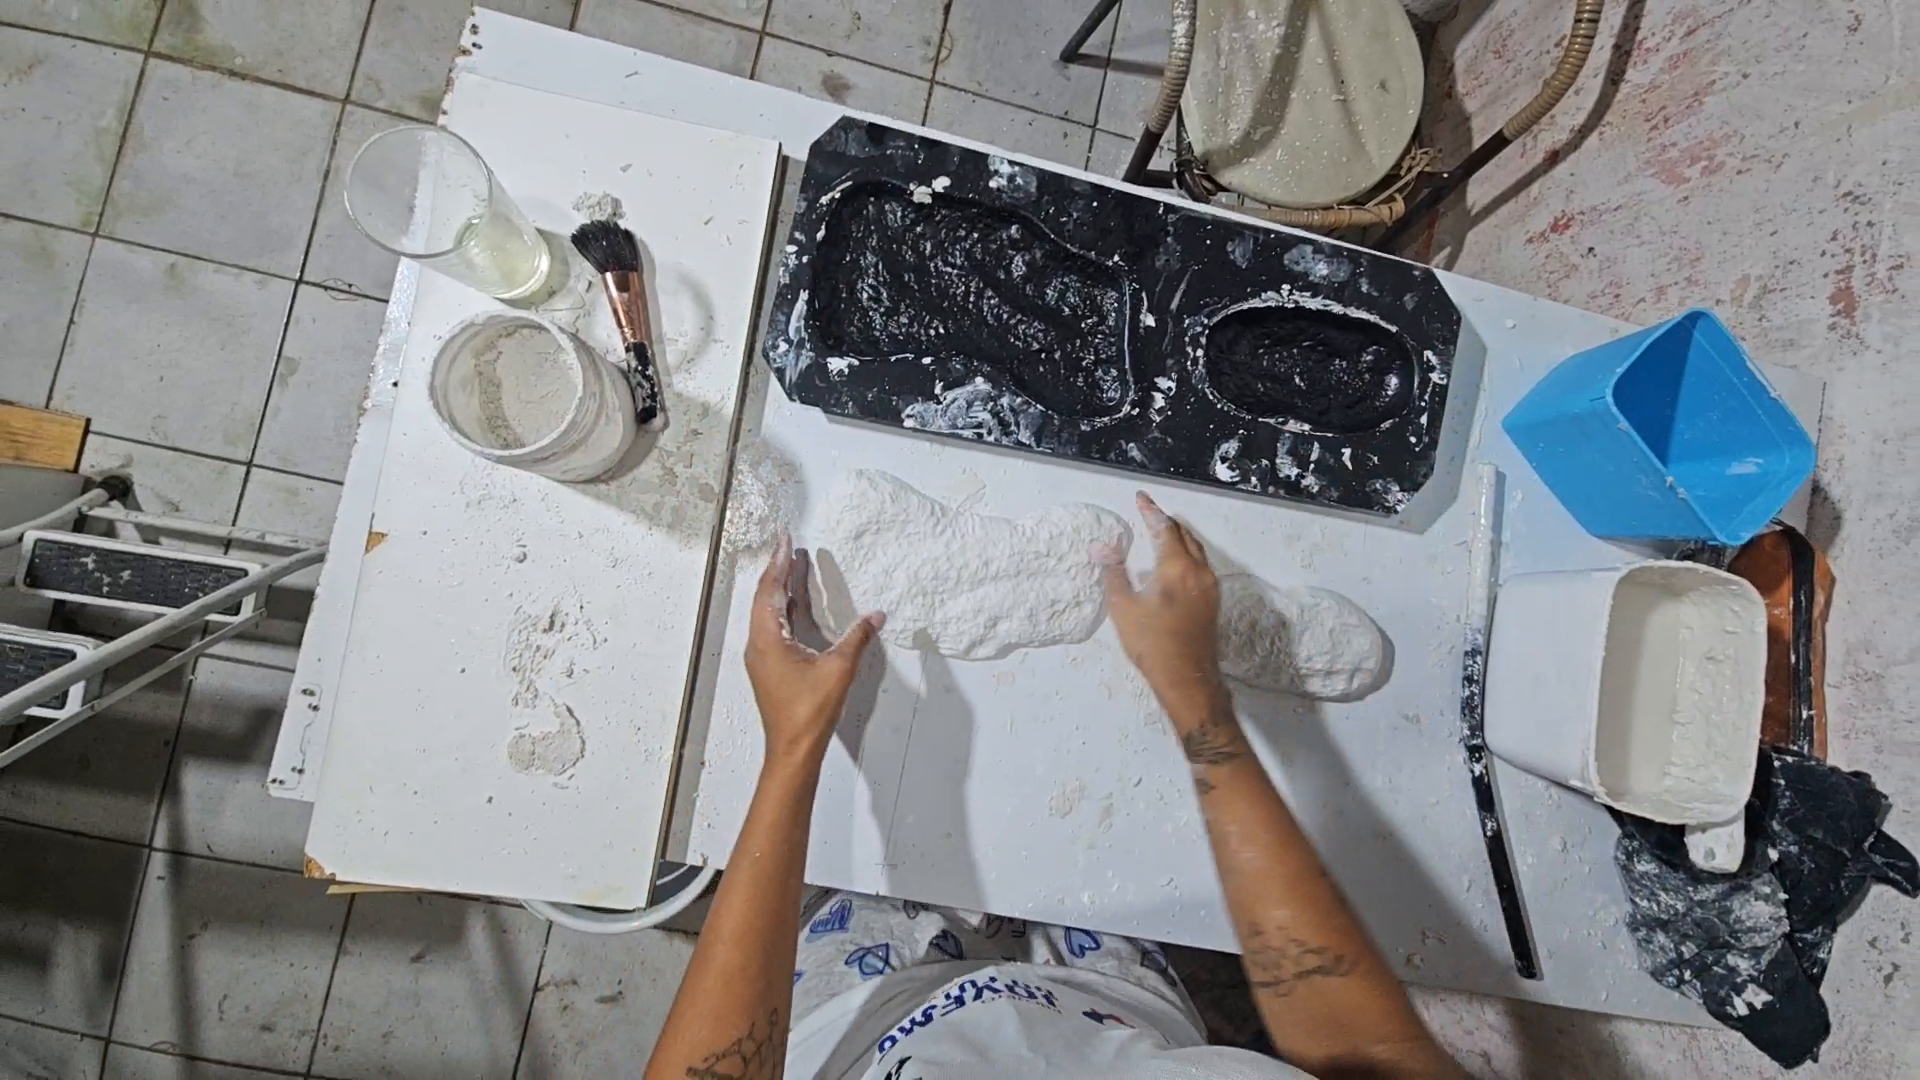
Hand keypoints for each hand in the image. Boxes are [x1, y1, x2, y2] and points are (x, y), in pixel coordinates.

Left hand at [744, 537, 883, 765]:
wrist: (793, 749)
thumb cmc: (809, 712)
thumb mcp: (839, 670)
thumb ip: (858, 638)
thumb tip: (876, 615)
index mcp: (767, 639)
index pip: (771, 589)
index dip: (778, 562)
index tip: (784, 538)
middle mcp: (758, 644)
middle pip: (766, 596)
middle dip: (779, 569)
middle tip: (789, 545)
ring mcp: (762, 656)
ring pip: (768, 611)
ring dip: (781, 587)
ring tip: (794, 565)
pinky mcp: (769, 666)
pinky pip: (773, 626)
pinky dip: (785, 608)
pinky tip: (796, 602)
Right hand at [1098, 492, 1224, 714]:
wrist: (1187, 678)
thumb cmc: (1152, 643)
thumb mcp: (1123, 607)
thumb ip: (1113, 573)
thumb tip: (1102, 548)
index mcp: (1177, 568)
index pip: (1164, 529)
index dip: (1150, 511)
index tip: (1141, 497)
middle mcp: (1198, 572)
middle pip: (1184, 535)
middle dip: (1166, 521)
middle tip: (1148, 513)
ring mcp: (1209, 587)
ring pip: (1195, 550)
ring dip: (1177, 537)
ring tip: (1159, 533)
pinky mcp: (1211, 601)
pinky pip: (1199, 565)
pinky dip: (1185, 554)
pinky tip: (1170, 565)